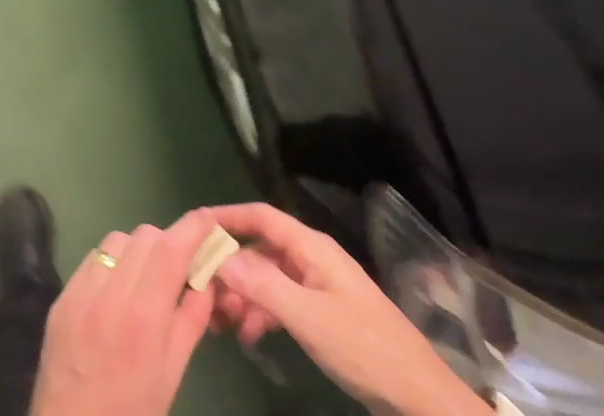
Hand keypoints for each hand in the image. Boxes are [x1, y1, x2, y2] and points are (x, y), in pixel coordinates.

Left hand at [30, 213, 217, 415]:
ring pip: (116, 240)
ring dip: (137, 250)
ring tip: (144, 278)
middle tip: (177, 267)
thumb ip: (194, 316)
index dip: (194, 227)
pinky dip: (111, 263)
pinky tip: (116, 289)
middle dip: (168, 243)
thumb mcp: (174, 370)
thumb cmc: (133, 410)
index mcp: (143, 318)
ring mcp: (78, 296)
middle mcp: (109, 297)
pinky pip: (92, 260)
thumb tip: (208, 277)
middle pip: (145, 236)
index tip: (208, 221)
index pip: (171, 248)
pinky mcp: (59, 301)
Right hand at [202, 203, 489, 415]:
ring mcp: (318, 283)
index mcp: (311, 248)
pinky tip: (251, 337)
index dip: (227, 217)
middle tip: (203, 299)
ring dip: (243, 296)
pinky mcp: (321, 309)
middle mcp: (312, 257)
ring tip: (224, 326)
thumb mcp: (308, 317)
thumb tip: (221, 259)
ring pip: (268, 277)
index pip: (261, 216)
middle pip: (260, 249)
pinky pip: (281, 300)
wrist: (411, 387)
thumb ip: (264, 286)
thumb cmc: (361, 345)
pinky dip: (262, 313)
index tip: (193, 230)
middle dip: (229, 270)